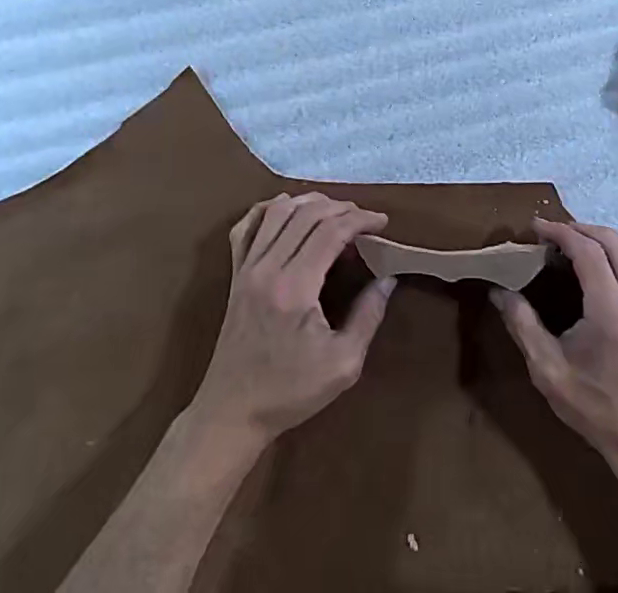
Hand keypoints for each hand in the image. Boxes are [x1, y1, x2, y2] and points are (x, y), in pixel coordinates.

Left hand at [188, 192, 396, 444]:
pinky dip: (270, 210)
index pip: (330, 231)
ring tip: (335, 213)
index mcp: (294, 289)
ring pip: (277, 212)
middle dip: (342, 208)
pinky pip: (247, 227)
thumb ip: (368, 315)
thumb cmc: (290, 392)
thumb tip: (387, 279)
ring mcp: (245, 270)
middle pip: (306, 214)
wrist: (230, 414)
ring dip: (310, 203)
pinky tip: (289, 213)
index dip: (361, 219)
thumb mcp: (344, 363)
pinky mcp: (234, 276)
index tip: (383, 224)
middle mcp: (266, 269)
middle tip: (366, 220)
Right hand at [492, 217, 617, 466]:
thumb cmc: (594, 407)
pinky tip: (616, 265)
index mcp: (610, 310)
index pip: (588, 250)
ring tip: (578, 245)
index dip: (561, 232)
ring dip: (605, 238)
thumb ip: (523, 326)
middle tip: (552, 235)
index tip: (536, 228)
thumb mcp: (549, 372)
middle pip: (612, 240)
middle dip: (580, 229)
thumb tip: (499, 291)